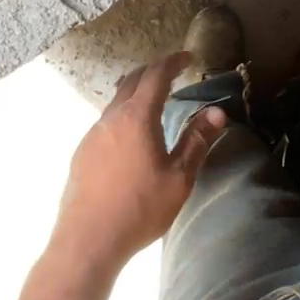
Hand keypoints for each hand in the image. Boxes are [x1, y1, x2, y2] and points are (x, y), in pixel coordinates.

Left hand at [52, 51, 227, 262]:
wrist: (86, 243)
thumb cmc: (139, 209)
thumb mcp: (179, 178)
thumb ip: (197, 141)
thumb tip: (217, 112)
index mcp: (137, 117)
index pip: (156, 75)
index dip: (173, 62)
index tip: (189, 57)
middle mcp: (111, 118)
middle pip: (132, 80)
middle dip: (154, 71)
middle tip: (173, 73)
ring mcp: (92, 135)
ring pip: (116, 101)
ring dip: (137, 93)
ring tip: (155, 104)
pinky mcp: (82, 153)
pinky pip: (106, 121)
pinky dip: (124, 114)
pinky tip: (132, 137)